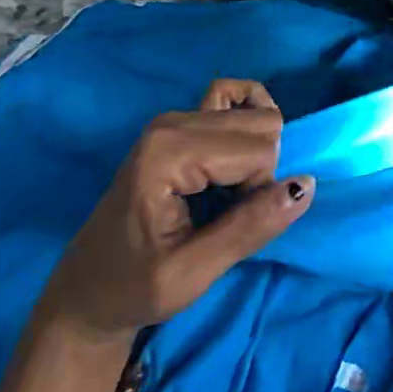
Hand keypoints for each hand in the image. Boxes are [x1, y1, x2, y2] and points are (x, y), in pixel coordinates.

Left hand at [38, 79, 314, 336]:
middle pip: (262, 126)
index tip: (221, 227)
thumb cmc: (132, 289)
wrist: (85, 295)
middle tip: (224, 211)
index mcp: (169, 154)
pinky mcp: (178, 123)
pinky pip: (233, 95)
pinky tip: (235, 154)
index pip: (259, 152)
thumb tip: (307, 185)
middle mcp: (172, 122)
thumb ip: (249, 228)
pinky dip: (248, 119)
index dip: (256, 193)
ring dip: (253, 158)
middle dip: (259, 172)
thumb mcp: (190, 275)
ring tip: (221, 195)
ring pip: (257, 117)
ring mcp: (174, 118)